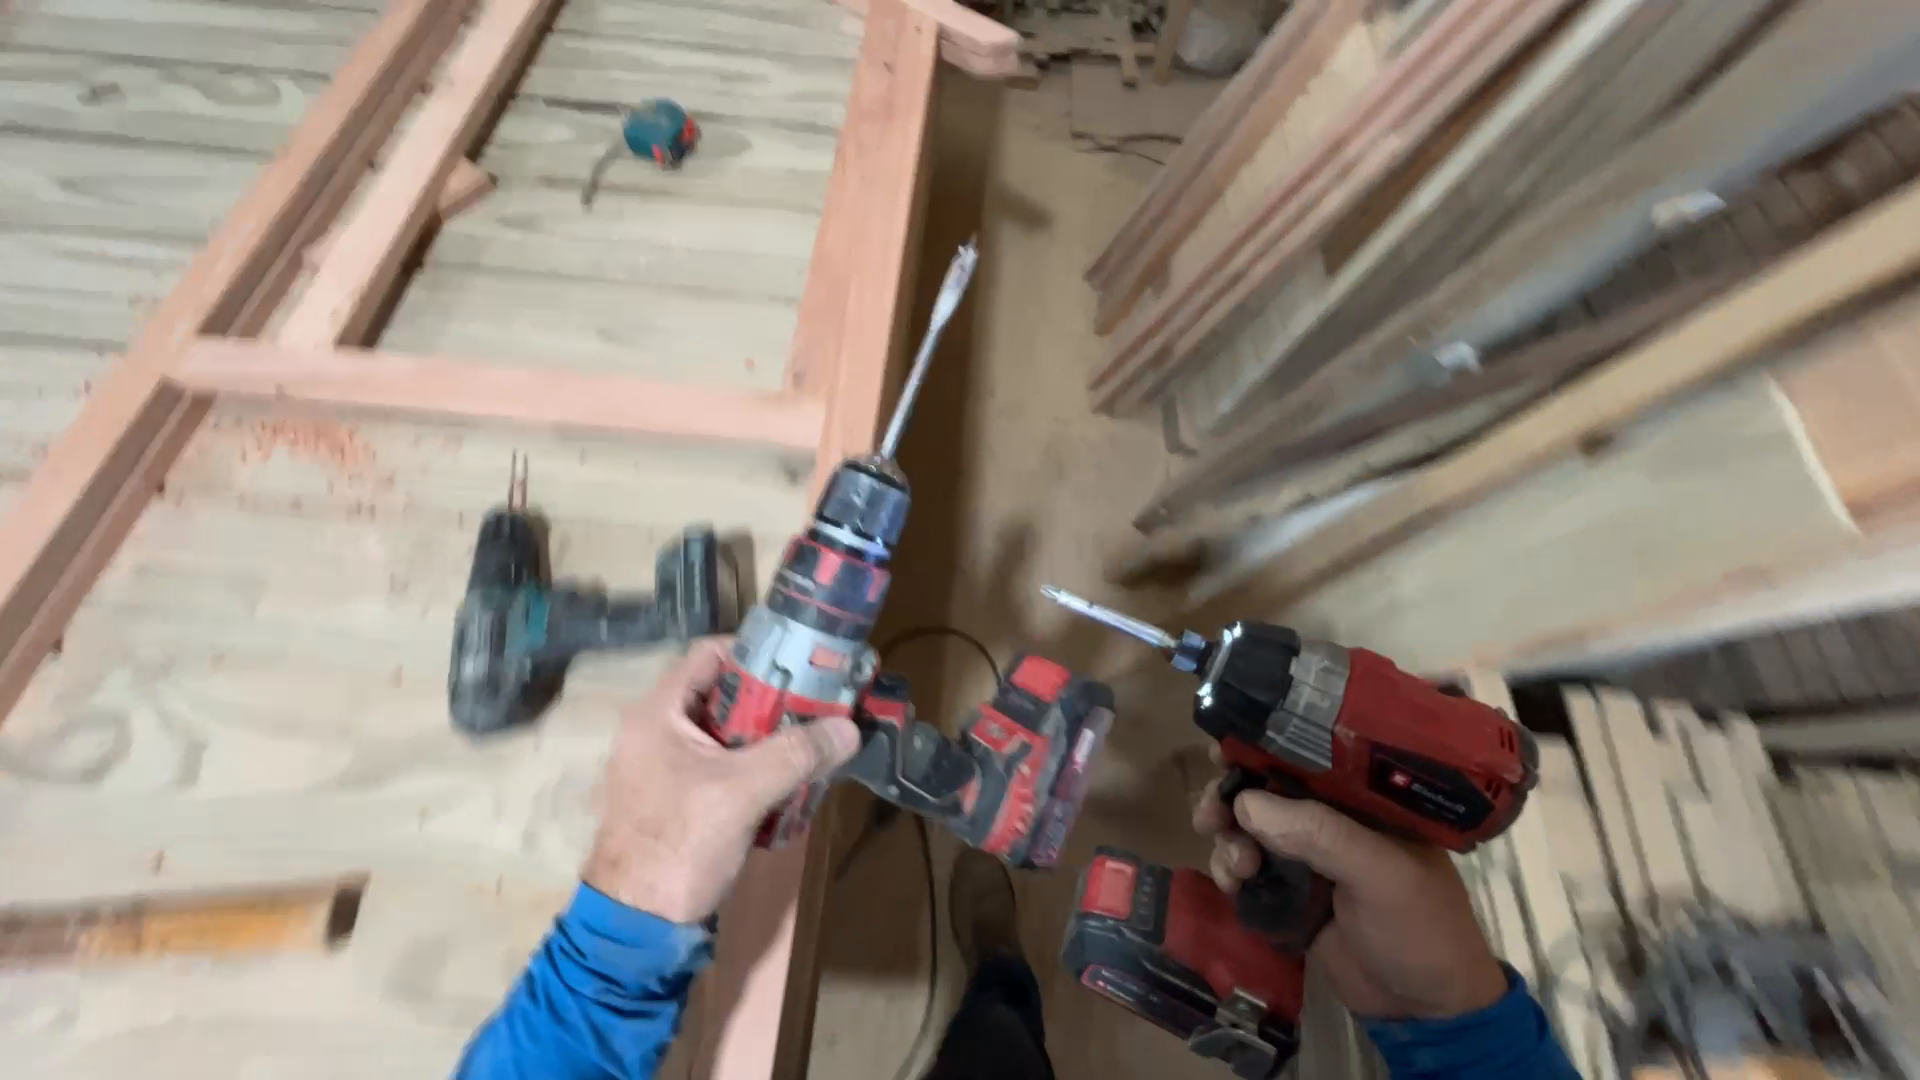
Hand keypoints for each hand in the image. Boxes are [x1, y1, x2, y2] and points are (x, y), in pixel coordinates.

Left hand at [583, 637, 860, 922]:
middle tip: (818, 703)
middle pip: (724, 692)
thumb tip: (849, 728)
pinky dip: (758, 764)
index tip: (801, 662)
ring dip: (771, 734)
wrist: (637, 929)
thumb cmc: (679, 845)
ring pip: (729, 730)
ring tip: (814, 739)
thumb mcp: (742, 792)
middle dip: (774, 697)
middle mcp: (659, 730)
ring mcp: (667, 766)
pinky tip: (792, 778)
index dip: (755, 651)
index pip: (708, 654)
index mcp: (658, 714)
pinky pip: (726, 763)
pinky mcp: (681, 797)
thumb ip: (796, 753)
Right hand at [1193, 765, 1507, 1020]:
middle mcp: (1329, 818)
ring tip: (1238, 868)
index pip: (1304, 758)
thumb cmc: (1420, 930)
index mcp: (1360, 800)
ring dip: (1228, 839)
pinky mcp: (1286, 890)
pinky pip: (1243, 866)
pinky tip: (1233, 887)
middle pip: (1264, 790)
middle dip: (1230, 798)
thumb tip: (1245, 804)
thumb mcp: (1380, 875)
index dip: (1259, 750)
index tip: (1219, 754)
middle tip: (1209, 816)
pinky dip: (1229, 870)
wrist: (1423, 1013)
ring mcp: (1305, 855)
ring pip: (1247, 827)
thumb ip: (1318, 834)